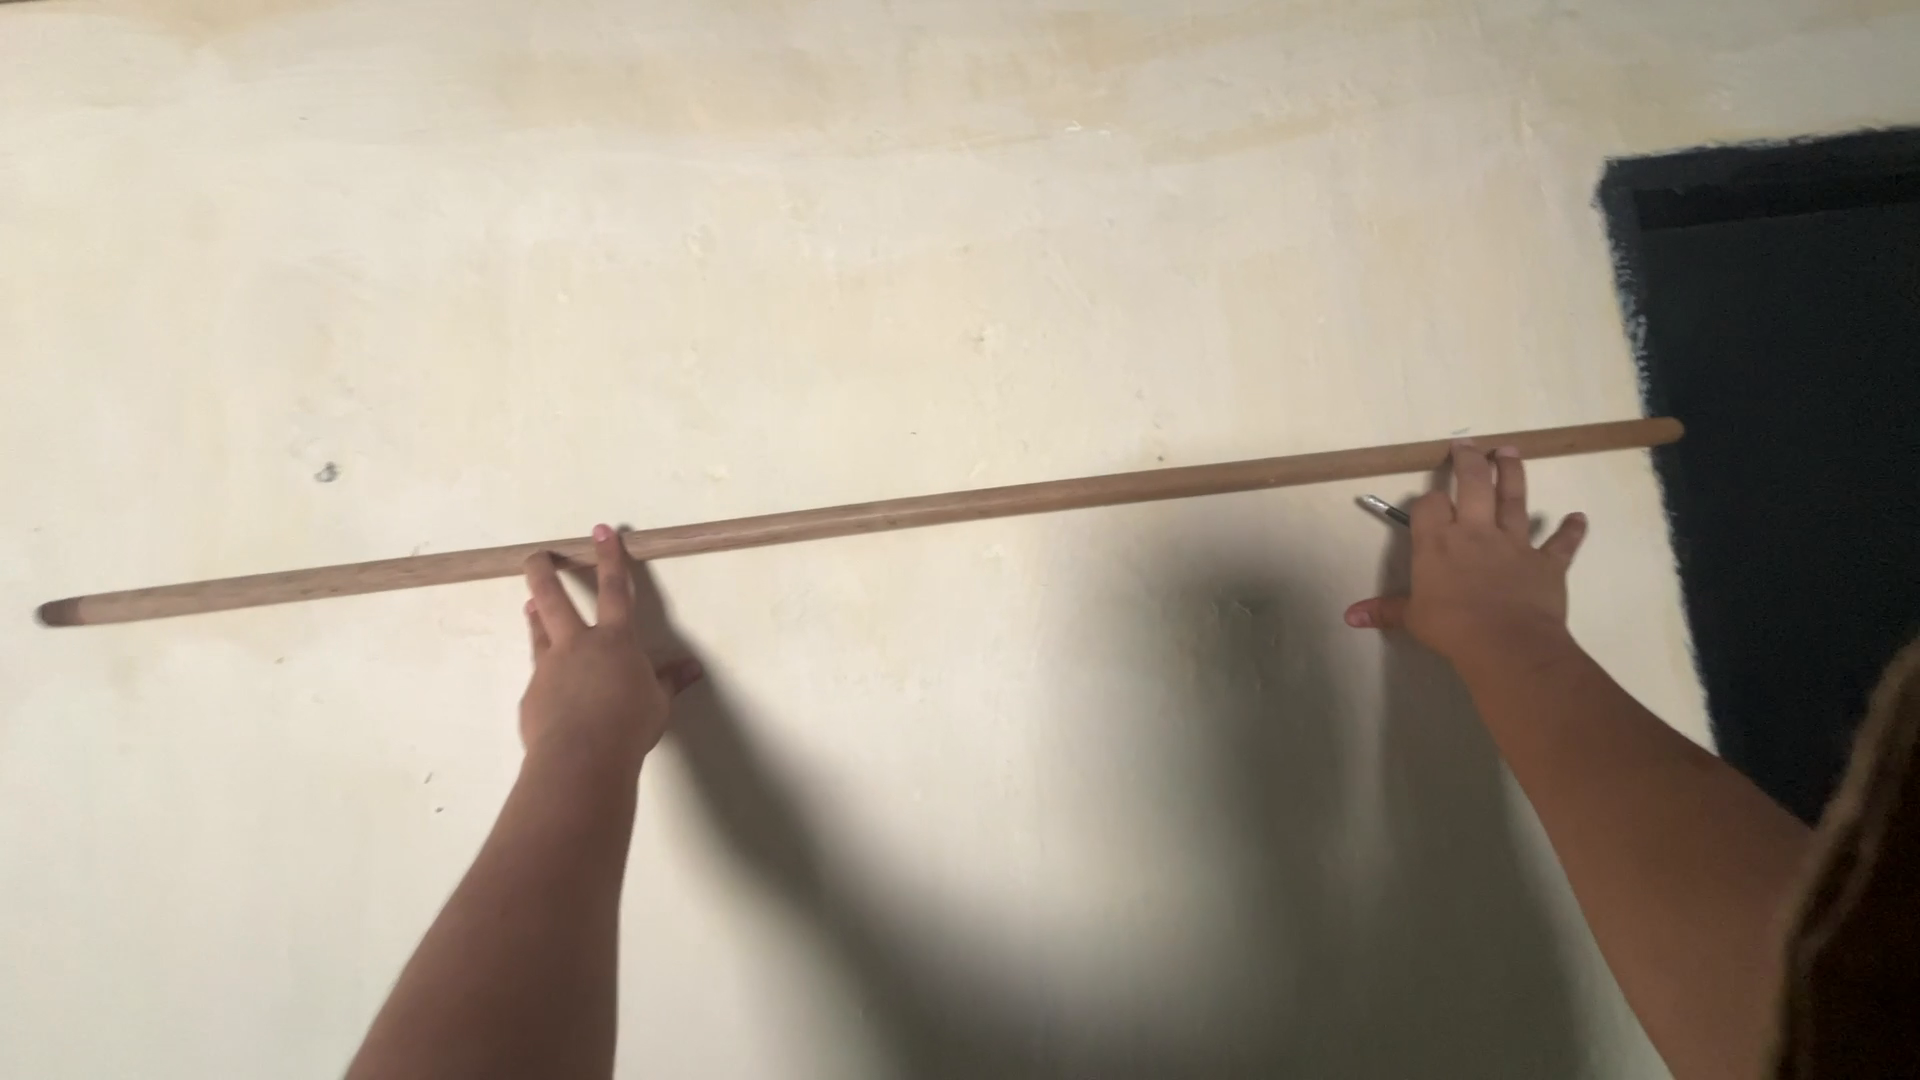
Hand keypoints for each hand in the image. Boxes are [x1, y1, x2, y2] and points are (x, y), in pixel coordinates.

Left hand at [519, 524, 703, 775]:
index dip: (610, 557)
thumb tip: (692, 669)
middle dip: (544, 572)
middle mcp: (578, 645)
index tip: (601, 531)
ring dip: (535, 615)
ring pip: (539, 632)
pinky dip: (546, 675)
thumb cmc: (629, 725)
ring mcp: (549, 669)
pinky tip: (553, 690)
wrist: (580, 758)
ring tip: (529, 605)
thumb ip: (668, 682)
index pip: (614, 588)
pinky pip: (539, 678)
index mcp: (615, 641)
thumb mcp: (658, 702)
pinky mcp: (532, 697)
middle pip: (554, 598)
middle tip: (536, 555)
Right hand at [1344, 443, 1587, 672]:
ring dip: (1512, 473)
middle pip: (1472, 485)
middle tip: (1468, 445)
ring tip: (1510, 451)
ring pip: (1514, 500)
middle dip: (1469, 462)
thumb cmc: (1451, 626)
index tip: (1428, 502)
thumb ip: (1384, 610)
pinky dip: (1570, 530)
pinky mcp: (1546, 562)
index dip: (1428, 500)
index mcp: (1436, 542)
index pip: (1429, 505)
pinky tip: (1578, 517)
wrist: (1507, 643)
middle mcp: (1474, 533)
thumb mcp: (1410, 617)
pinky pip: (1561, 543)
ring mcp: (1514, 544)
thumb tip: (1349, 617)